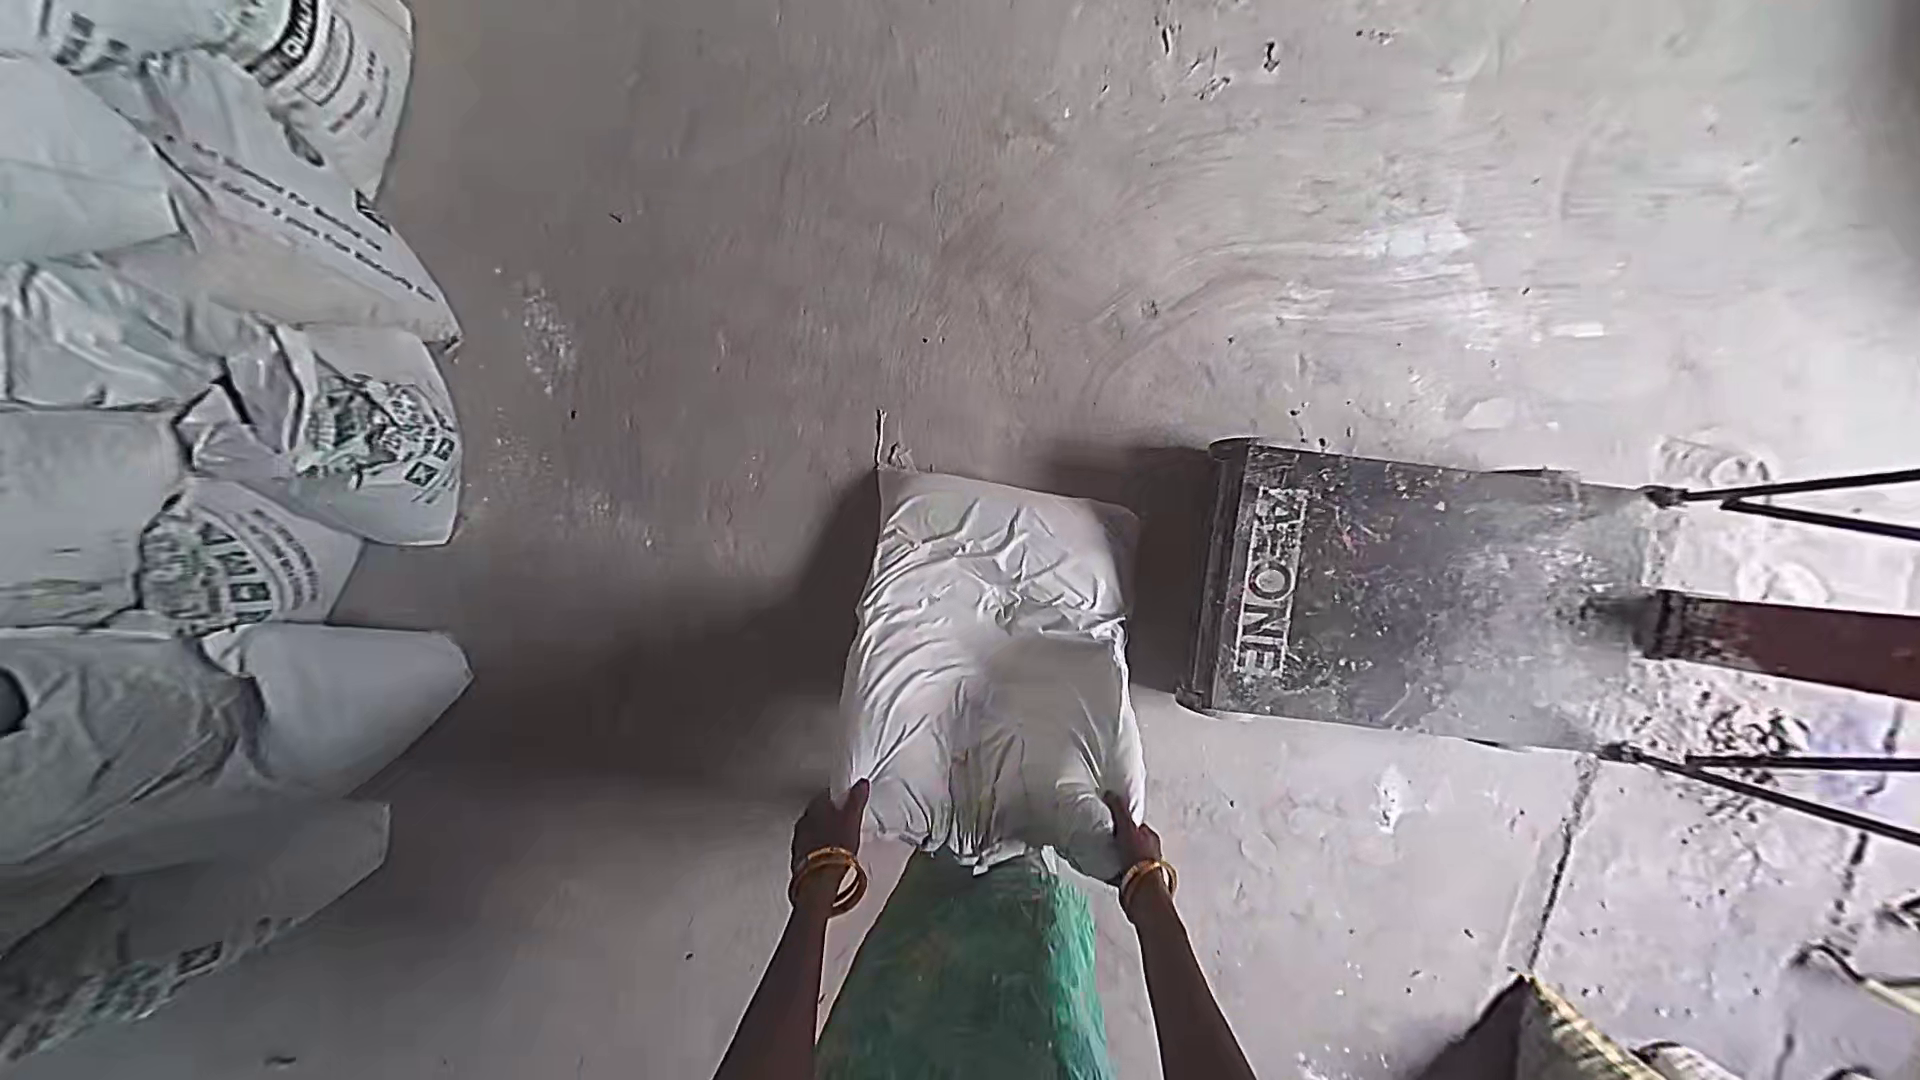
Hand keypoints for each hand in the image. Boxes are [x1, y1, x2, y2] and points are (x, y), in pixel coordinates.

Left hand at [792, 779, 869, 867]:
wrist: (820, 879)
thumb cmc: (834, 847)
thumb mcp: (853, 818)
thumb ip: (857, 799)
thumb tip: (860, 785)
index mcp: (815, 807)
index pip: (826, 794)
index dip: (838, 796)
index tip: (847, 799)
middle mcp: (803, 822)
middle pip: (818, 812)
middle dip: (830, 815)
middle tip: (845, 820)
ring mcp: (799, 841)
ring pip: (813, 829)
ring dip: (823, 831)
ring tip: (839, 840)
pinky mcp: (799, 859)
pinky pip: (810, 847)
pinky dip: (819, 847)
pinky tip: (830, 854)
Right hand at [1103, 790, 1162, 882]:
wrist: (1140, 891)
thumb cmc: (1138, 858)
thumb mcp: (1127, 827)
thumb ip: (1119, 809)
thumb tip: (1110, 793)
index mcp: (1150, 836)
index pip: (1135, 823)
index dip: (1122, 820)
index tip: (1110, 818)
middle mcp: (1149, 852)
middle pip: (1130, 840)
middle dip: (1118, 837)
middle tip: (1103, 834)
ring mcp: (1142, 868)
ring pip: (1125, 856)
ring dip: (1115, 854)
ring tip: (1100, 850)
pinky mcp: (1134, 881)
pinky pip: (1119, 871)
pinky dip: (1111, 868)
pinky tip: (1102, 866)